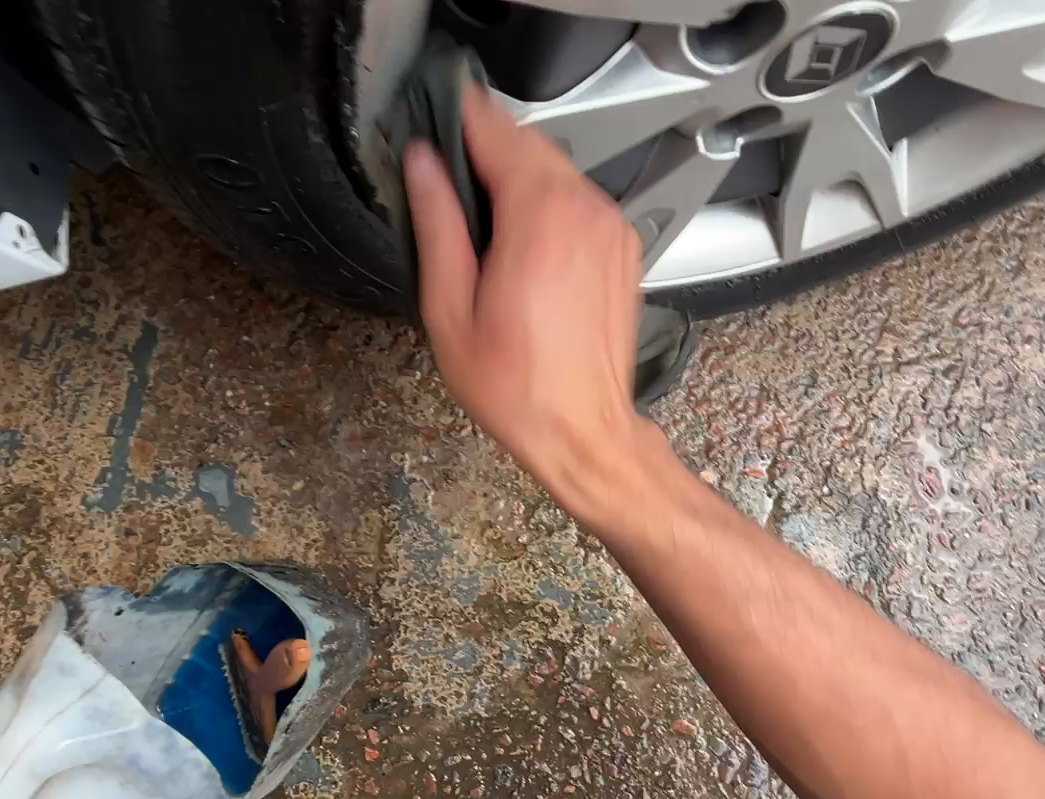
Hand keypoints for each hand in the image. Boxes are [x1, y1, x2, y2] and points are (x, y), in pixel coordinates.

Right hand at [403, 86, 650, 506]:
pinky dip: (549, 208)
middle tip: (450, 191)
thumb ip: (436, 226)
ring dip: (517, 183)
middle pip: (527, 142)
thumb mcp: (451, 312)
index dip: (456, 122)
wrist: (583, 431)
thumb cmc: (520, 389)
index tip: (431, 130)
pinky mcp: (623, 248)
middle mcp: (586, 210)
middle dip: (485, 154)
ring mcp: (612, 228)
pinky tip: (526, 253)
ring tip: (487, 234)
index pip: (493, 126)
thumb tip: (421, 168)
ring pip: (556, 170)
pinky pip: (579, 202)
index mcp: (540, 217)